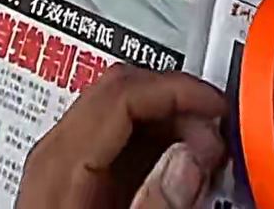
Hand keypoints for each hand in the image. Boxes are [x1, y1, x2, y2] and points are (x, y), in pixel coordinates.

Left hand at [17, 64, 227, 208]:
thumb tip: (190, 158)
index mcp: (60, 164)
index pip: (124, 93)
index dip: (176, 90)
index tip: (217, 108)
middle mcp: (57, 153)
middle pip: (123, 91)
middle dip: (177, 104)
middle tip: (216, 138)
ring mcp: (62, 165)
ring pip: (123, 110)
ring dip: (169, 122)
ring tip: (205, 158)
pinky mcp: (74, 182)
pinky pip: (120, 140)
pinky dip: (156, 144)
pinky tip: (180, 174)